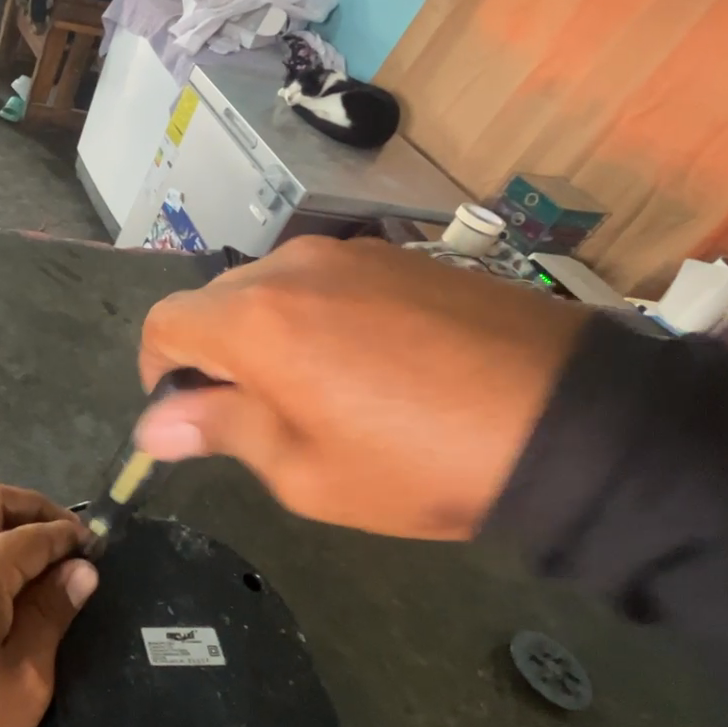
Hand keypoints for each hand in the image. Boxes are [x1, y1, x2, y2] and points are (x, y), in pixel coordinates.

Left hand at [0, 483, 99, 726]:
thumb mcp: (27, 675)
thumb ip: (53, 611)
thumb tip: (82, 570)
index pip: (31, 535)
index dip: (68, 536)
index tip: (96, 546)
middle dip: (31, 508)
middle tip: (66, 538)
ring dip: (0, 521)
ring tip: (37, 555)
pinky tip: (1, 575)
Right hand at [135, 237, 587, 539]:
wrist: (573, 424)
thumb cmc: (418, 464)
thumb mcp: (304, 472)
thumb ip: (219, 431)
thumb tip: (154, 424)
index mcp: (254, 320)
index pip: (164, 324)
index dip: (160, 371)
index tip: (190, 414)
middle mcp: (290, 268)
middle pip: (214, 302)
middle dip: (215, 355)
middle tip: (260, 414)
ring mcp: (351, 254)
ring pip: (269, 288)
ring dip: (266, 333)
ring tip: (321, 388)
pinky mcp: (400, 255)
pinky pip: (325, 280)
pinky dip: (316, 316)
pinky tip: (370, 361)